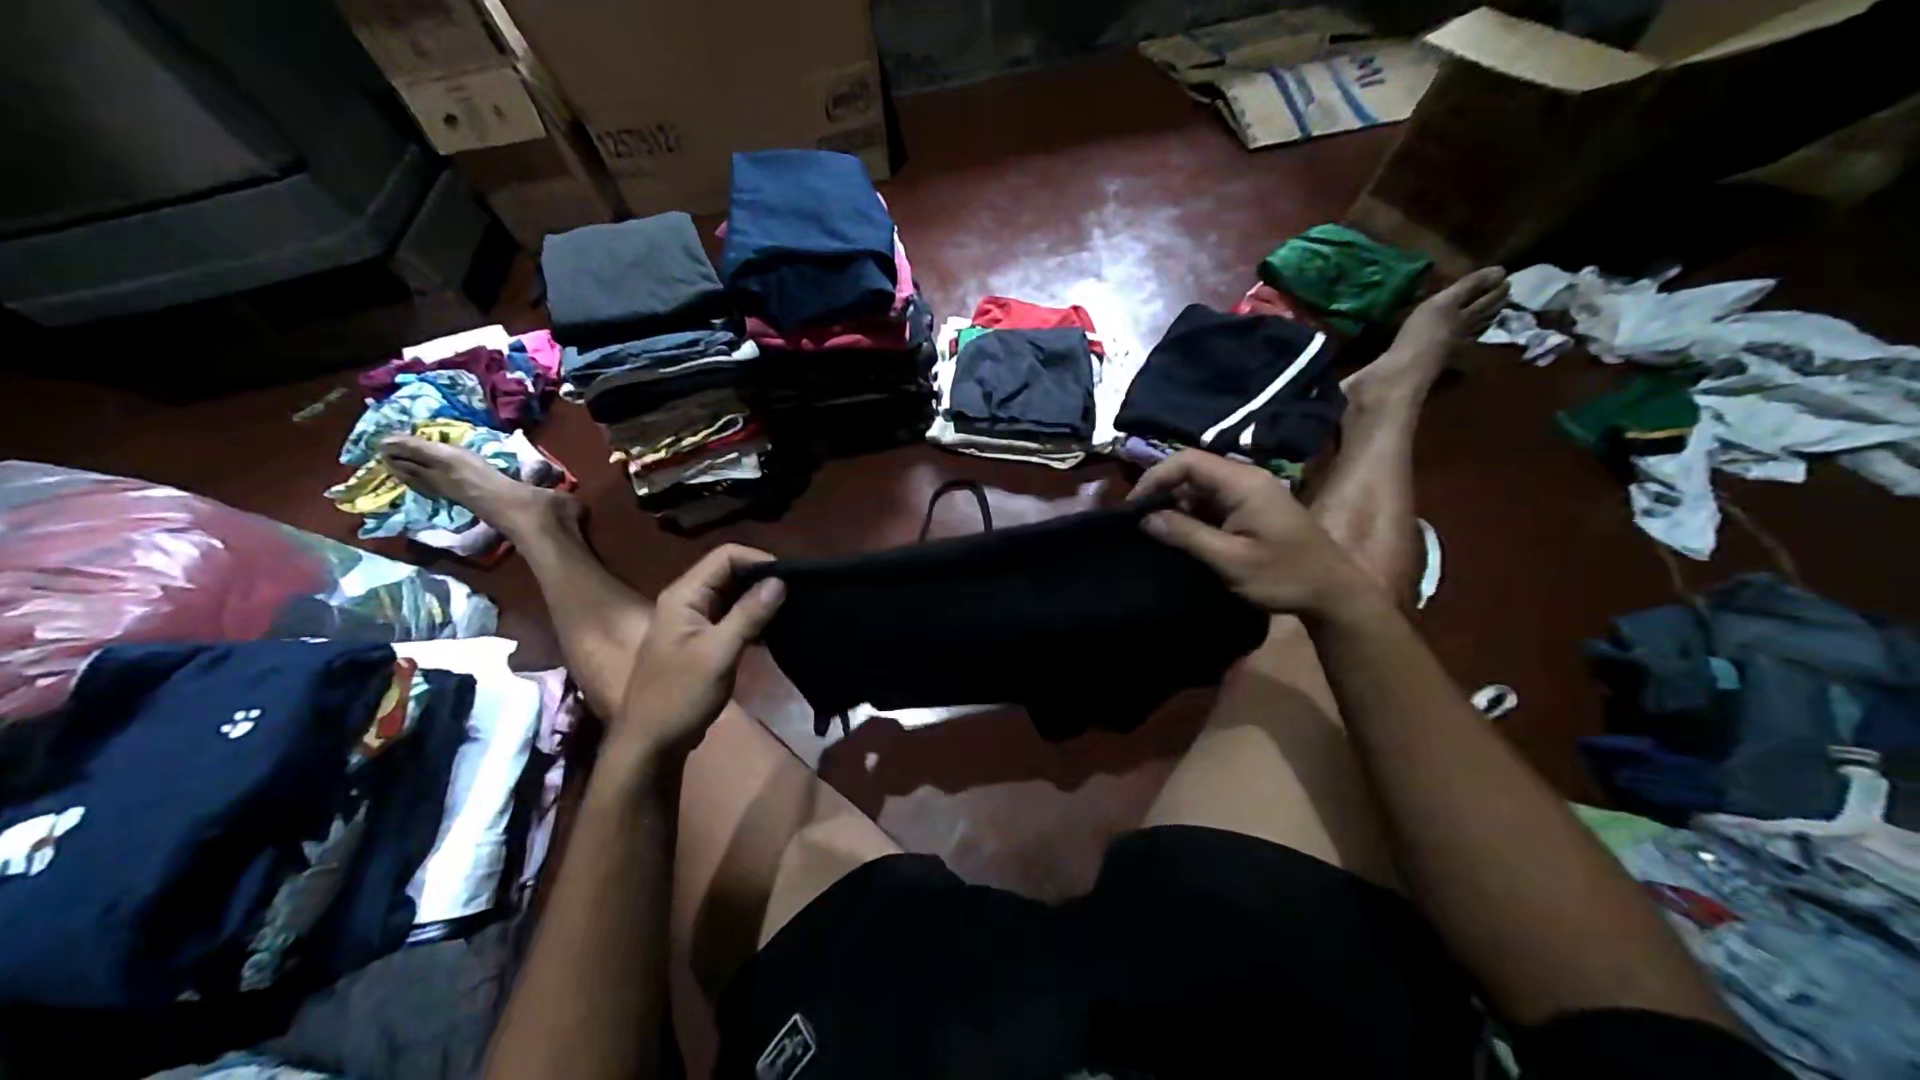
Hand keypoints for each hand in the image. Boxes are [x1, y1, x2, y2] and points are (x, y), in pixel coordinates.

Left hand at [613, 544, 784, 759]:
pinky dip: (752, 620)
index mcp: (684, 596)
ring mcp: (693, 622)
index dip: (758, 560)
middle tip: (796, 594)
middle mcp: (686, 601)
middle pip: (729, 573)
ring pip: (732, 596)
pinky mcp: (702, 641)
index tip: (790, 578)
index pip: (725, 556)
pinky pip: (730, 618)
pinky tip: (774, 632)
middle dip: (762, 579)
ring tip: (791, 611)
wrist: (652, 741)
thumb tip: (780, 581)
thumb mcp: (719, 652)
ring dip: (759, 600)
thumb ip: (749, 614)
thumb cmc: (681, 694)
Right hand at [1132, 450, 1377, 617]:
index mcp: (1243, 483)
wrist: (1333, 592)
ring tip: (1154, 532)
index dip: (1155, 477)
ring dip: (1175, 505)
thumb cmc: (1284, 576)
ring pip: (1199, 487)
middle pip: (1192, 470)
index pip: (1187, 460)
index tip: (1134, 507)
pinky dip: (1191, 515)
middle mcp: (1246, 479)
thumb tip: (1145, 519)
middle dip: (1161, 491)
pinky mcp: (1251, 508)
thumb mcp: (1230, 560)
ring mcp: (1250, 493)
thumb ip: (1186, 535)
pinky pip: (1211, 501)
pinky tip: (1179, 536)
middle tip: (1138, 521)